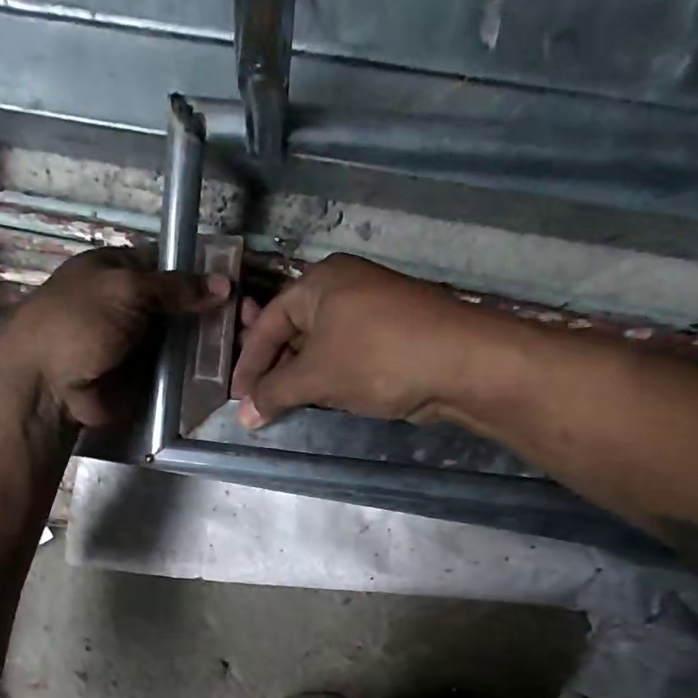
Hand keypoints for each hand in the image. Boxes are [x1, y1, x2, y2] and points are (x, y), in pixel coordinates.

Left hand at [0, 246, 230, 427]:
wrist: (46, 385)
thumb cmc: (78, 323)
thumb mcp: (126, 290)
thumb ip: (175, 287)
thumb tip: (224, 284)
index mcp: (114, 269)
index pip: (166, 263)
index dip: (199, 272)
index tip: (236, 283)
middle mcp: (126, 303)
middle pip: (176, 303)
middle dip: (207, 310)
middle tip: (248, 320)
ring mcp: (134, 341)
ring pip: (178, 337)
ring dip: (204, 342)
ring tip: (243, 345)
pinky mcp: (140, 374)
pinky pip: (173, 367)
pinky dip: (193, 369)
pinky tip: (225, 369)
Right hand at [231, 253, 480, 427]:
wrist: (460, 363)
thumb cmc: (376, 358)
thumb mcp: (316, 376)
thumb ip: (274, 393)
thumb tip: (245, 415)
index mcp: (319, 282)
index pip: (267, 323)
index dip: (248, 364)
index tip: (236, 398)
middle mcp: (343, 287)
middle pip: (292, 331)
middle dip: (272, 370)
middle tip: (256, 404)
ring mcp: (370, 309)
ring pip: (319, 345)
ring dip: (298, 377)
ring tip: (281, 405)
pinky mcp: (390, 334)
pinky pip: (344, 353)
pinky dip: (327, 376)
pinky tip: (319, 399)